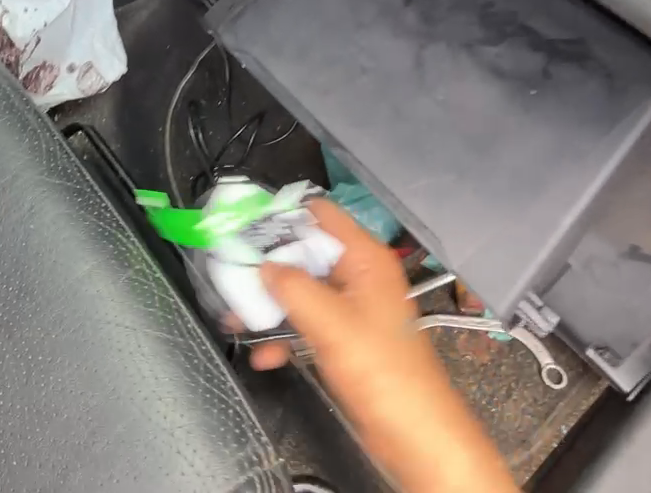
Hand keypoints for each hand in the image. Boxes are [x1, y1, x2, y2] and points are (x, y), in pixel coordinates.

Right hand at [251, 202, 520, 492]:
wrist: (415, 435)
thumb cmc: (387, 374)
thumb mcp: (331, 322)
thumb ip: (293, 287)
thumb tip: (264, 267)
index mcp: (365, 258)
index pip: (321, 215)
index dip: (284, 216)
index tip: (248, 226)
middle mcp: (360, 276)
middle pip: (306, 254)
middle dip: (270, 268)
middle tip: (235, 274)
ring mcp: (353, 308)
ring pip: (303, 290)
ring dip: (272, 305)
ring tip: (238, 318)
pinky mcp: (347, 338)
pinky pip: (308, 322)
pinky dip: (285, 334)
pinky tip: (264, 353)